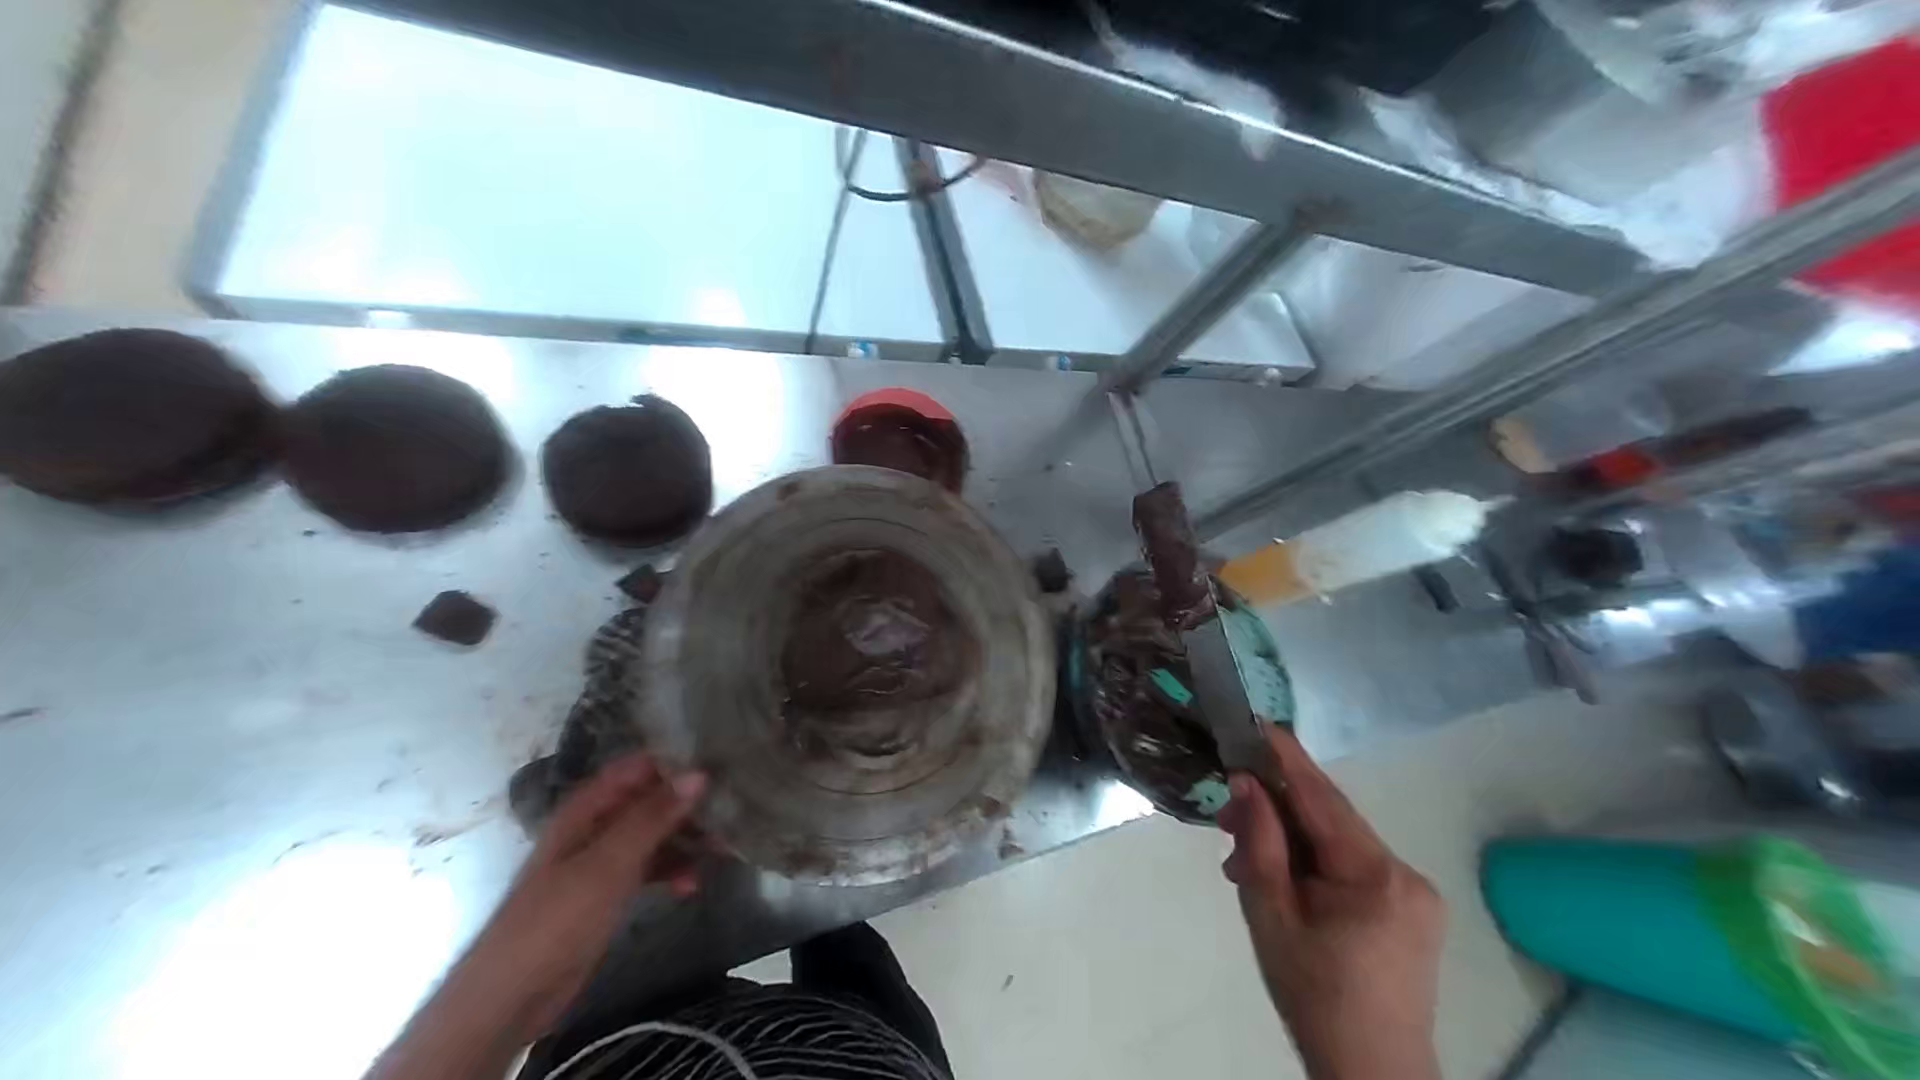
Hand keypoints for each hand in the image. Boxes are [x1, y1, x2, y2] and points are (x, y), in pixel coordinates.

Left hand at [366, 754, 705, 1079]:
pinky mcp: (610, 890)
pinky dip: (673, 870)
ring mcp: (604, 858)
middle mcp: (598, 824)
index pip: (639, 767)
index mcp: (588, 807)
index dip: (677, 761)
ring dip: (687, 839)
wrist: (513, 996)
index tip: (720, 761)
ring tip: (723, 849)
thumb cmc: (556, 918)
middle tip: (732, 810)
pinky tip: (692, 885)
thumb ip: (653, 816)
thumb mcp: (609, 863)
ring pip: (656, 833)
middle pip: (652, 800)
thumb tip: (699, 772)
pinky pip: (651, 866)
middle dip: (690, 805)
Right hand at [1217, 728, 1444, 1079]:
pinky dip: (1309, 861)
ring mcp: (1414, 893)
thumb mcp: (1271, 913)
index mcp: (1376, 875)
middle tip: (1225, 818)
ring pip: (1336, 841)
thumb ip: (1259, 842)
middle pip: (1329, 818)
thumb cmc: (1313, 995)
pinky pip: (1349, 865)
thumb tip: (1245, 782)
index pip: (1322, 797)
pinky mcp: (1408, 909)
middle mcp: (1405, 873)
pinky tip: (1278, 877)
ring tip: (1243, 860)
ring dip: (1288, 839)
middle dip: (1274, 808)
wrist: (1371, 1074)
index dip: (1285, 756)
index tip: (1255, 722)